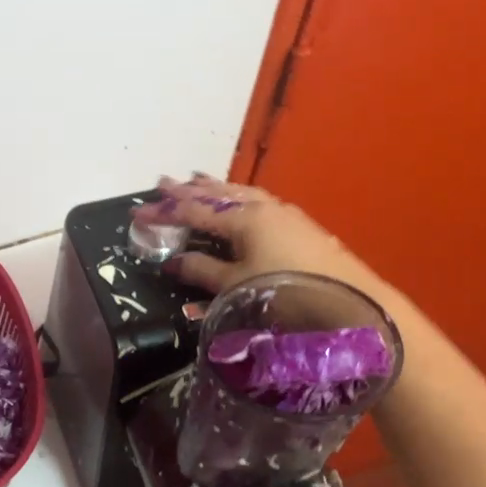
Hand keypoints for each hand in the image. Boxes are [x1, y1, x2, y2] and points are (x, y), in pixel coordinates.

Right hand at [133, 173, 384, 297]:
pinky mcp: (299, 227)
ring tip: (198, 182)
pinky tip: (238, 203)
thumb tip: (173, 261)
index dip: (164, 212)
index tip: (136, 212)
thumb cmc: (285, 293)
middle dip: (189, 190)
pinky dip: (238, 199)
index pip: (194, 211)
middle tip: (163, 184)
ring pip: (242, 194)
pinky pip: (258, 203)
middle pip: (219, 194)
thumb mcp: (234, 286)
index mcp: (245, 219)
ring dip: (216, 189)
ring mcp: (285, 215)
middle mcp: (265, 208)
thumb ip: (202, 270)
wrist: (349, 304)